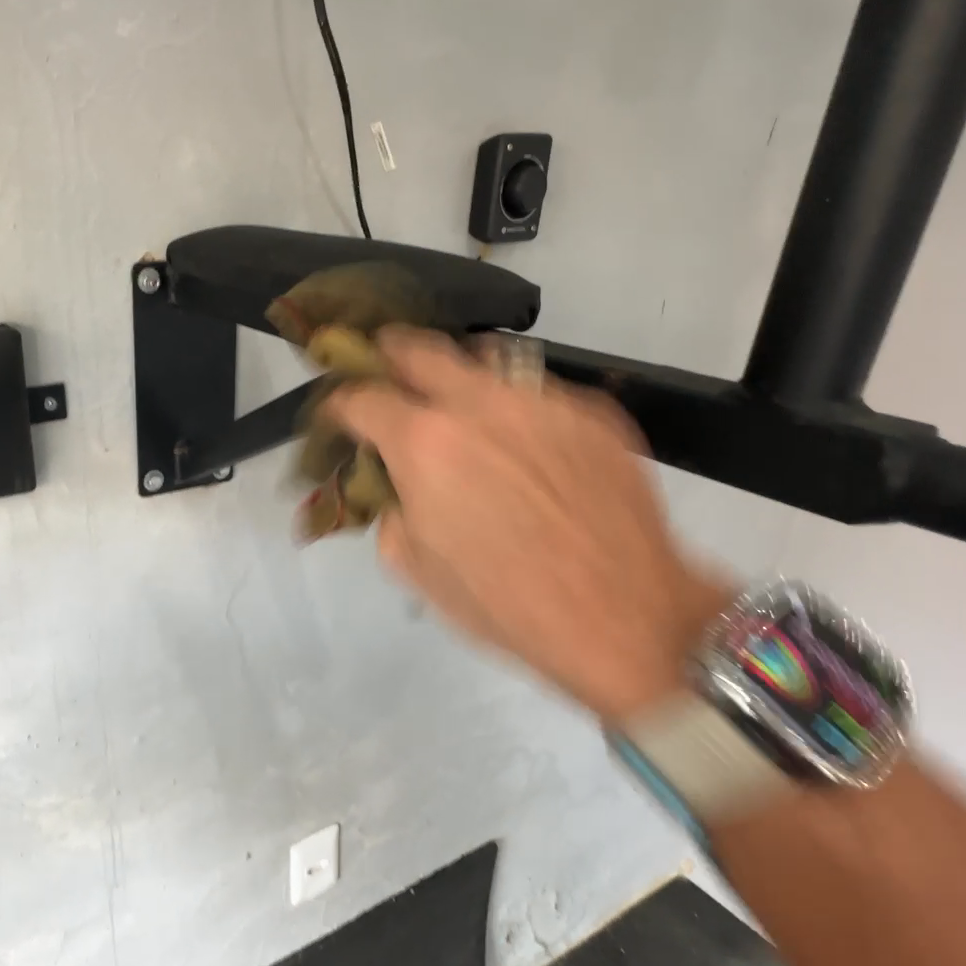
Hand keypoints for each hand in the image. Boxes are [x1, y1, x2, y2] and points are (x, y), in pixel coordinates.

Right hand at [325, 327, 729, 721]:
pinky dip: (514, 410)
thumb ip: (391, 510)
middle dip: (390, 354)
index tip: (338, 415)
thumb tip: (397, 488)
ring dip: (456, 378)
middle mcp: (478, 403)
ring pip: (484, 362)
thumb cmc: (505, 604)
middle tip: (384, 368)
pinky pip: (537, 394)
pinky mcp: (592, 413)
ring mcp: (541, 400)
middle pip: (418, 348)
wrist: (627, 617)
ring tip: (458, 408)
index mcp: (423, 442)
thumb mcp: (416, 568)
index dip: (338, 404)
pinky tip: (523, 447)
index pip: (360, 398)